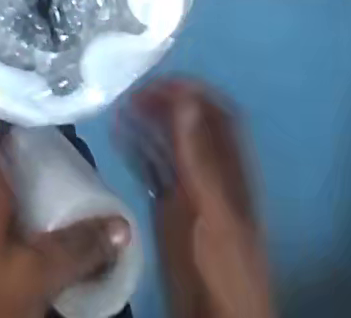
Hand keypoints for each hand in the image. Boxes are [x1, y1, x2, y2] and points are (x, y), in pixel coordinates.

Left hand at [0, 119, 131, 317]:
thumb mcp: (36, 273)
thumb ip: (78, 247)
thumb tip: (123, 223)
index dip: (3, 100)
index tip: (31, 79)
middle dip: (17, 130)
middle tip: (55, 119)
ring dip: (18, 162)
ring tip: (58, 154)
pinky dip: (18, 193)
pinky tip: (43, 203)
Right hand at [125, 79, 273, 317]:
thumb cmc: (226, 269)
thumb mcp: (213, 210)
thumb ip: (198, 157)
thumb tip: (185, 102)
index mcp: (232, 168)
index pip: (218, 114)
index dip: (194, 92)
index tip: (162, 81)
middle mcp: (211, 171)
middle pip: (190, 123)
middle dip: (164, 102)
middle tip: (132, 91)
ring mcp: (189, 189)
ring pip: (168, 142)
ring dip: (147, 120)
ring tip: (120, 105)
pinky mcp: (169, 207)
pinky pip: (152, 167)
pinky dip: (136, 146)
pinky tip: (118, 133)